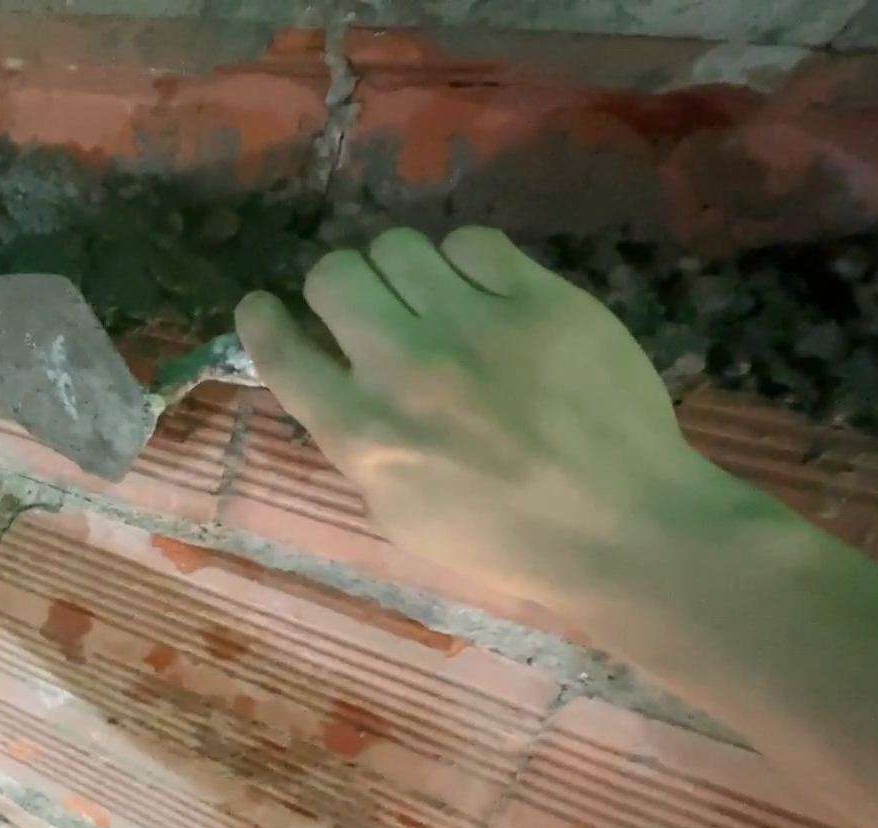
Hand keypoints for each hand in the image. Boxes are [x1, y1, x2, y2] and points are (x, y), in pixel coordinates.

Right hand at [237, 226, 723, 608]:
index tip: (260, 308)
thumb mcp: (390, 508)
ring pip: (396, 247)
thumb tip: (332, 379)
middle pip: (333, 276)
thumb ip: (352, 440)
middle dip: (333, 286)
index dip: (260, 321)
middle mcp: (402, 370)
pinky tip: (478, 294)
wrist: (617, 527)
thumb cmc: (491, 535)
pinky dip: (462, 263)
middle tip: (359, 306)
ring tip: (422, 298)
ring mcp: (472, 328)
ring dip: (394, 271)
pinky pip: (471, 243)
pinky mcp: (540, 300)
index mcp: (360, 434)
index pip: (281, 354)